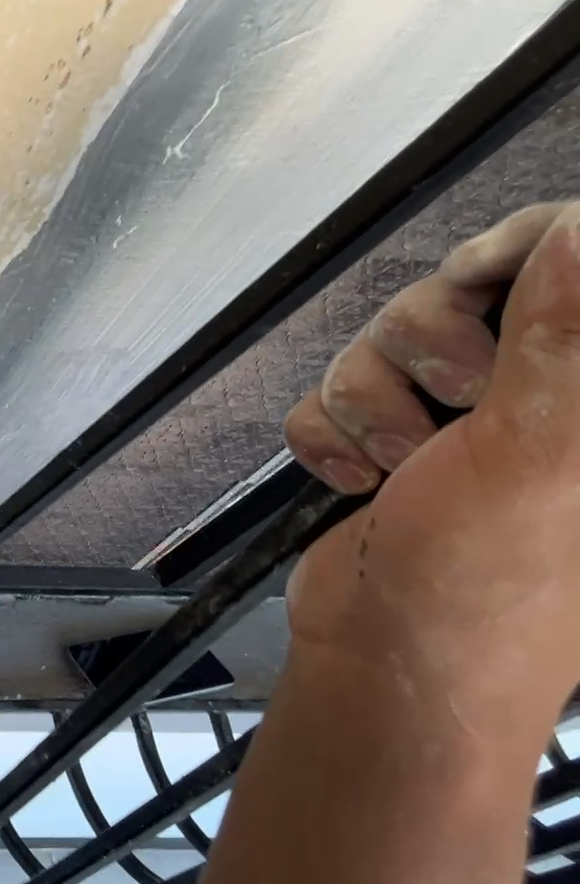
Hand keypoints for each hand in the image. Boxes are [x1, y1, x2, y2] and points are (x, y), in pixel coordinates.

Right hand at [284, 202, 579, 713]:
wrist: (384, 654)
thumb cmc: (486, 576)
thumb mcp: (538, 456)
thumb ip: (565, 341)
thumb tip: (579, 229)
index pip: (570, 256)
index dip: (515, 255)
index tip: (473, 286)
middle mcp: (545, 393)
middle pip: (462, 293)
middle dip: (423, 349)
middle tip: (450, 408)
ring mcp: (461, 418)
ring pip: (382, 343)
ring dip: (367, 404)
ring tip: (394, 465)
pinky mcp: (386, 440)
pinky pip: (329, 395)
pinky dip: (328, 437)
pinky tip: (354, 481)